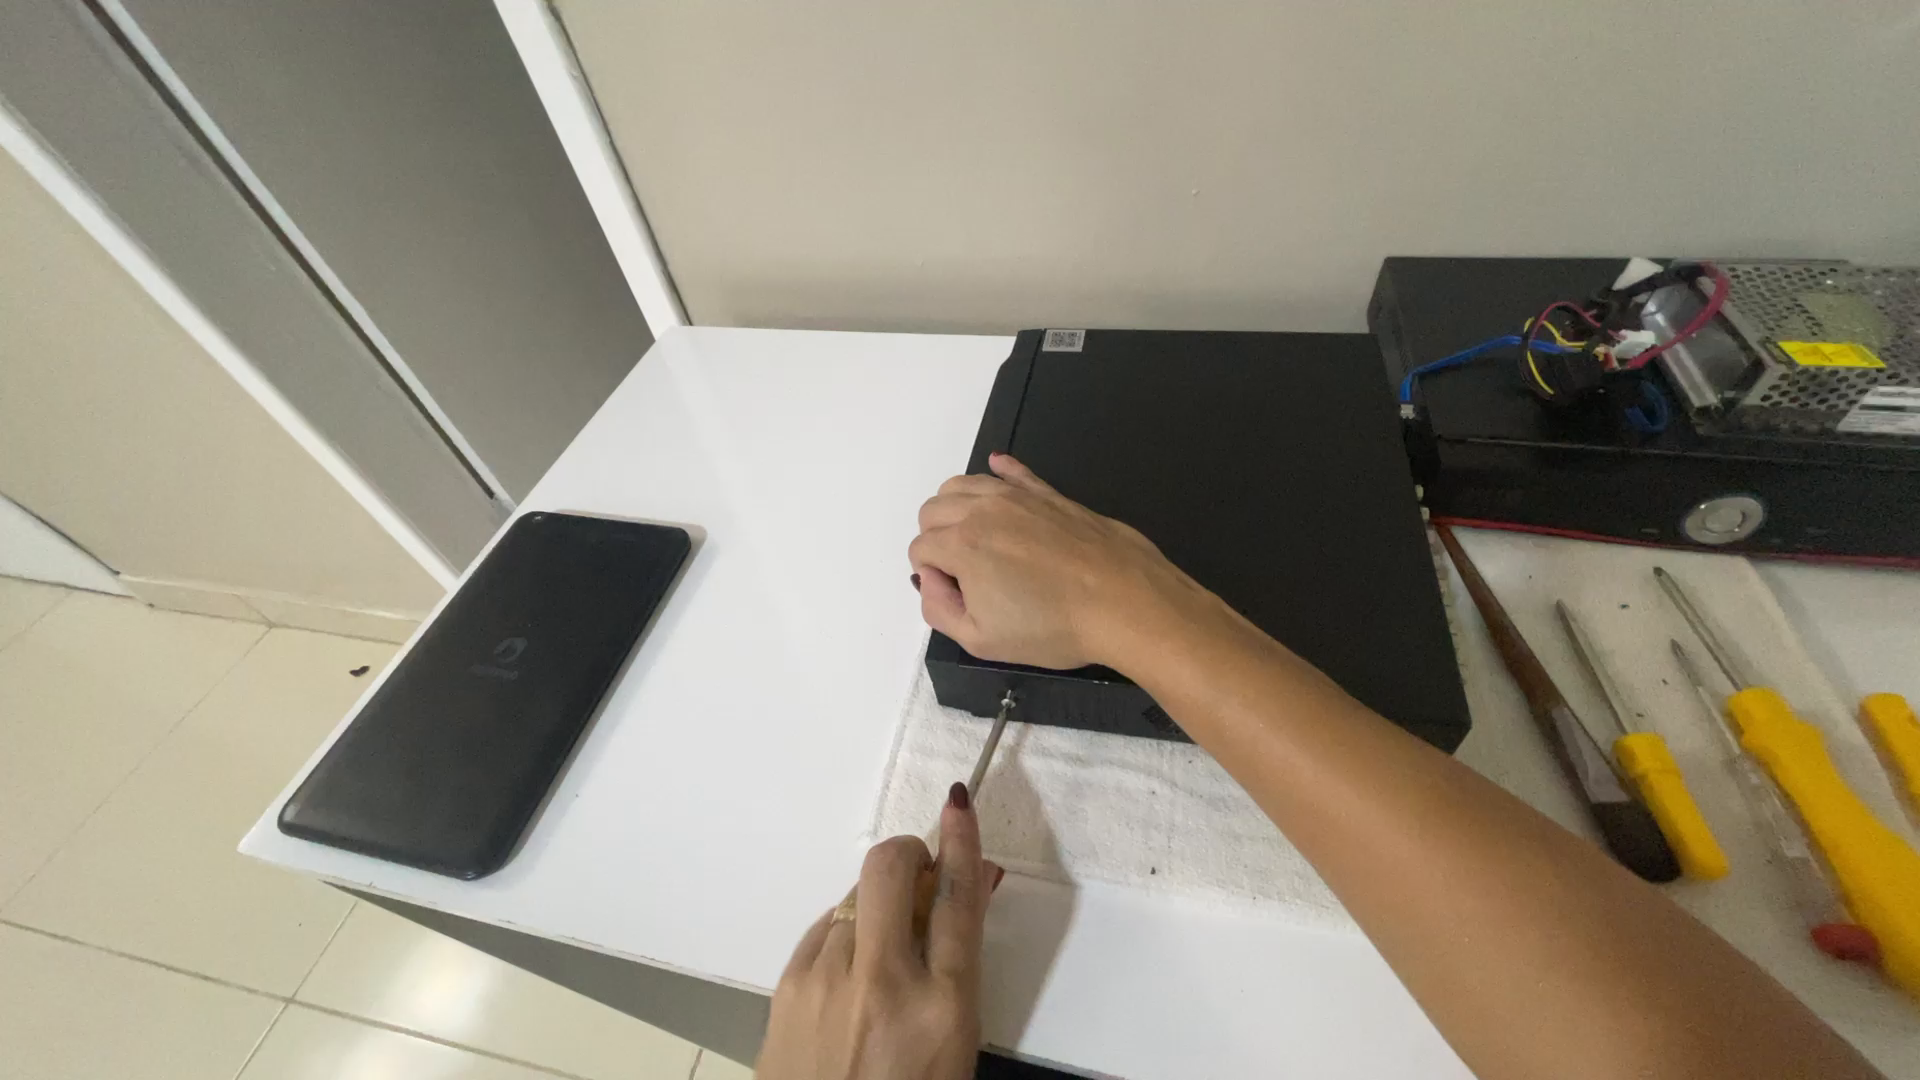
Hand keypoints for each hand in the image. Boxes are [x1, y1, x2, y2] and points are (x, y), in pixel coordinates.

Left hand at [757, 784, 1003, 1079]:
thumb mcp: (955, 1040)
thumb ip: (961, 955)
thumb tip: (972, 879)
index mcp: (940, 1008)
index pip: (955, 899)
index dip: (961, 841)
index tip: (958, 800)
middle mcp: (880, 984)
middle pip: (890, 868)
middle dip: (906, 852)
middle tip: (917, 873)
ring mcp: (824, 982)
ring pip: (853, 898)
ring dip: (874, 908)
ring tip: (879, 958)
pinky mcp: (785, 986)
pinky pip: (823, 929)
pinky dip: (843, 936)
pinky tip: (846, 979)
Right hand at [910, 453, 1225, 670]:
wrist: (1123, 601)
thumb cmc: (1052, 627)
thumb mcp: (981, 640)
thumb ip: (938, 609)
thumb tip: (929, 581)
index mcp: (961, 544)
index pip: (919, 548)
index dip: (930, 576)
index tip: (957, 596)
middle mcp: (982, 509)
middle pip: (933, 509)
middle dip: (936, 539)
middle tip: (963, 572)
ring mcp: (1017, 496)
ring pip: (963, 484)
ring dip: (956, 507)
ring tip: (976, 538)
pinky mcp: (1049, 494)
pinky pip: (1012, 471)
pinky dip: (998, 471)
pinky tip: (997, 471)